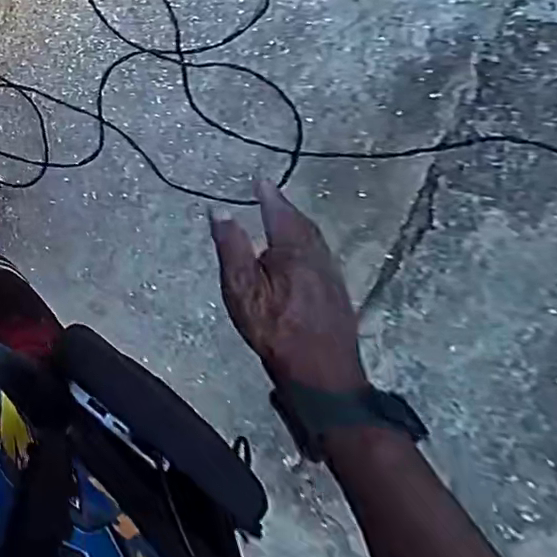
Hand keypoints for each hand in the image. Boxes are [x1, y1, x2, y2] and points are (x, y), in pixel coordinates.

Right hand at [211, 178, 368, 392]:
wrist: (322, 376)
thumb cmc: (275, 329)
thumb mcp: (241, 288)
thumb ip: (231, 247)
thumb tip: (220, 211)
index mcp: (294, 251)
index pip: (279, 213)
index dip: (269, 195)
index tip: (259, 180)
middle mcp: (318, 258)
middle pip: (302, 224)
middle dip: (285, 208)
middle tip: (269, 195)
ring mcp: (331, 277)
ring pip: (314, 240)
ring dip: (297, 224)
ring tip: (282, 217)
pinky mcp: (336, 295)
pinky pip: (320, 254)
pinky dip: (306, 242)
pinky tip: (299, 253)